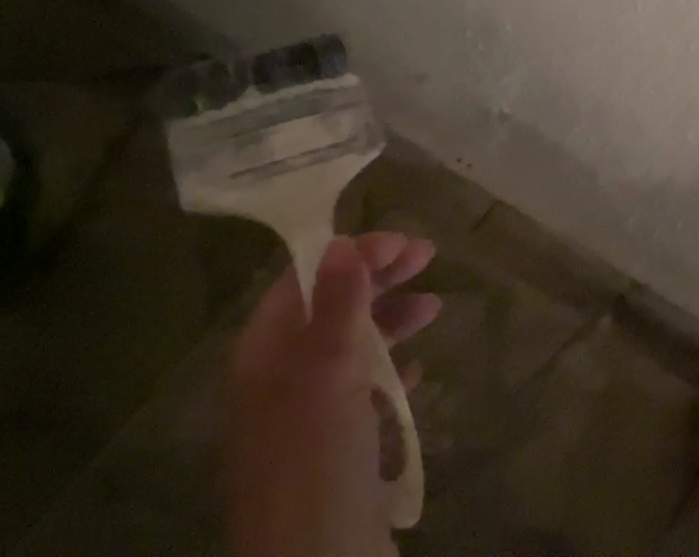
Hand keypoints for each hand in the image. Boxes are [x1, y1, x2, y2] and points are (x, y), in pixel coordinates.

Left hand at [225, 232, 440, 556]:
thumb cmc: (318, 456)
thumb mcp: (330, 373)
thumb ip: (337, 305)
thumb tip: (342, 241)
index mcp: (265, 352)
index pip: (305, 280)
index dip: (353, 253)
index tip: (403, 241)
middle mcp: (280, 376)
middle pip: (330, 308)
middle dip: (377, 279)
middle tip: (427, 256)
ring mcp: (306, 414)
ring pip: (350, 348)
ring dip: (390, 321)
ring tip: (433, 308)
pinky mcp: (333, 446)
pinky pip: (362, 392)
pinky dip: (389, 371)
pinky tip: (417, 370)